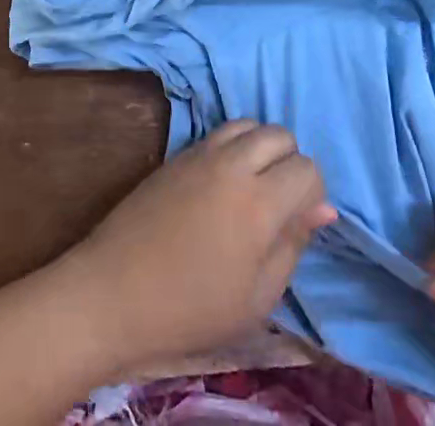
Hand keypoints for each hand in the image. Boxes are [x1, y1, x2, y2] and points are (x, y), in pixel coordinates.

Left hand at [55, 121, 336, 366]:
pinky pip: (217, 134)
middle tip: (277, 204)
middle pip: (280, 135)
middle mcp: (232, 165)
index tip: (298, 223)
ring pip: (248, 125)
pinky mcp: (175, 155)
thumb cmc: (190, 310)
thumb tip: (323, 208)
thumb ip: (293, 244)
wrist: (111, 293)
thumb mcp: (257, 297)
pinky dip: (233, 147)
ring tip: (251, 188)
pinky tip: (221, 185)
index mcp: (259, 202)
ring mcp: (199, 154)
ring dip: (260, 148)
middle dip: (290, 163)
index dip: (312, 194)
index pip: (307, 169)